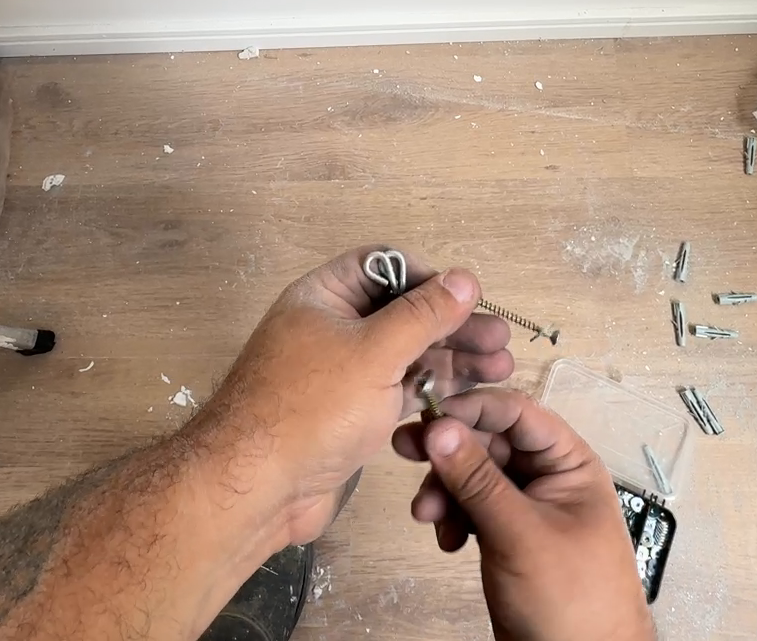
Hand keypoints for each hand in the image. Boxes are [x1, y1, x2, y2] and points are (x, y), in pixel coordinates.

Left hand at [197, 246, 514, 545]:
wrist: (255, 489)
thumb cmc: (312, 407)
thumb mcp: (373, 352)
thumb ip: (422, 314)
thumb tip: (464, 277)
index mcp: (327, 295)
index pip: (386, 267)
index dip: (429, 279)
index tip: (469, 300)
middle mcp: (334, 325)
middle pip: (402, 312)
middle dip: (452, 325)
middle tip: (501, 342)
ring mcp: (342, 370)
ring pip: (405, 353)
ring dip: (451, 358)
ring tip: (502, 368)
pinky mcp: (351, 410)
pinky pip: (397, 388)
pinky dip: (431, 389)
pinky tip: (468, 395)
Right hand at [392, 388, 653, 640]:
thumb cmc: (569, 599)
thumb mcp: (520, 534)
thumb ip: (477, 479)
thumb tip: (437, 426)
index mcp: (568, 462)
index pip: (517, 414)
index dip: (472, 409)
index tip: (429, 415)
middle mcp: (547, 476)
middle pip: (488, 443)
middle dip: (449, 453)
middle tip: (403, 449)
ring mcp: (526, 507)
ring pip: (474, 476)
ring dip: (445, 490)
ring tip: (424, 515)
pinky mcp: (507, 535)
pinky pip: (471, 508)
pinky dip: (452, 518)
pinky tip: (446, 540)